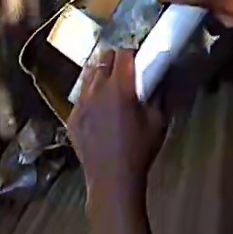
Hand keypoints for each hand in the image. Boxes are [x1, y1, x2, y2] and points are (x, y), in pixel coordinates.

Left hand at [68, 45, 167, 202]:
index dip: (132, 54)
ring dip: (101, 74)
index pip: (123, 54)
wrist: (112, 180)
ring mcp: (80, 104)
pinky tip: (99, 108)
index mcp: (119, 87)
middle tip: (127, 72)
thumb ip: (159, 94)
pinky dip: (90, 94)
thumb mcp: (158, 121)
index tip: (139, 61)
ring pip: (89, 74)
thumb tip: (160, 76)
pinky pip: (81, 96)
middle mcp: (96, 90)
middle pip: (103, 58)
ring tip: (111, 86)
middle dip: (116, 60)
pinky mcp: (72, 117)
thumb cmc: (139, 150)